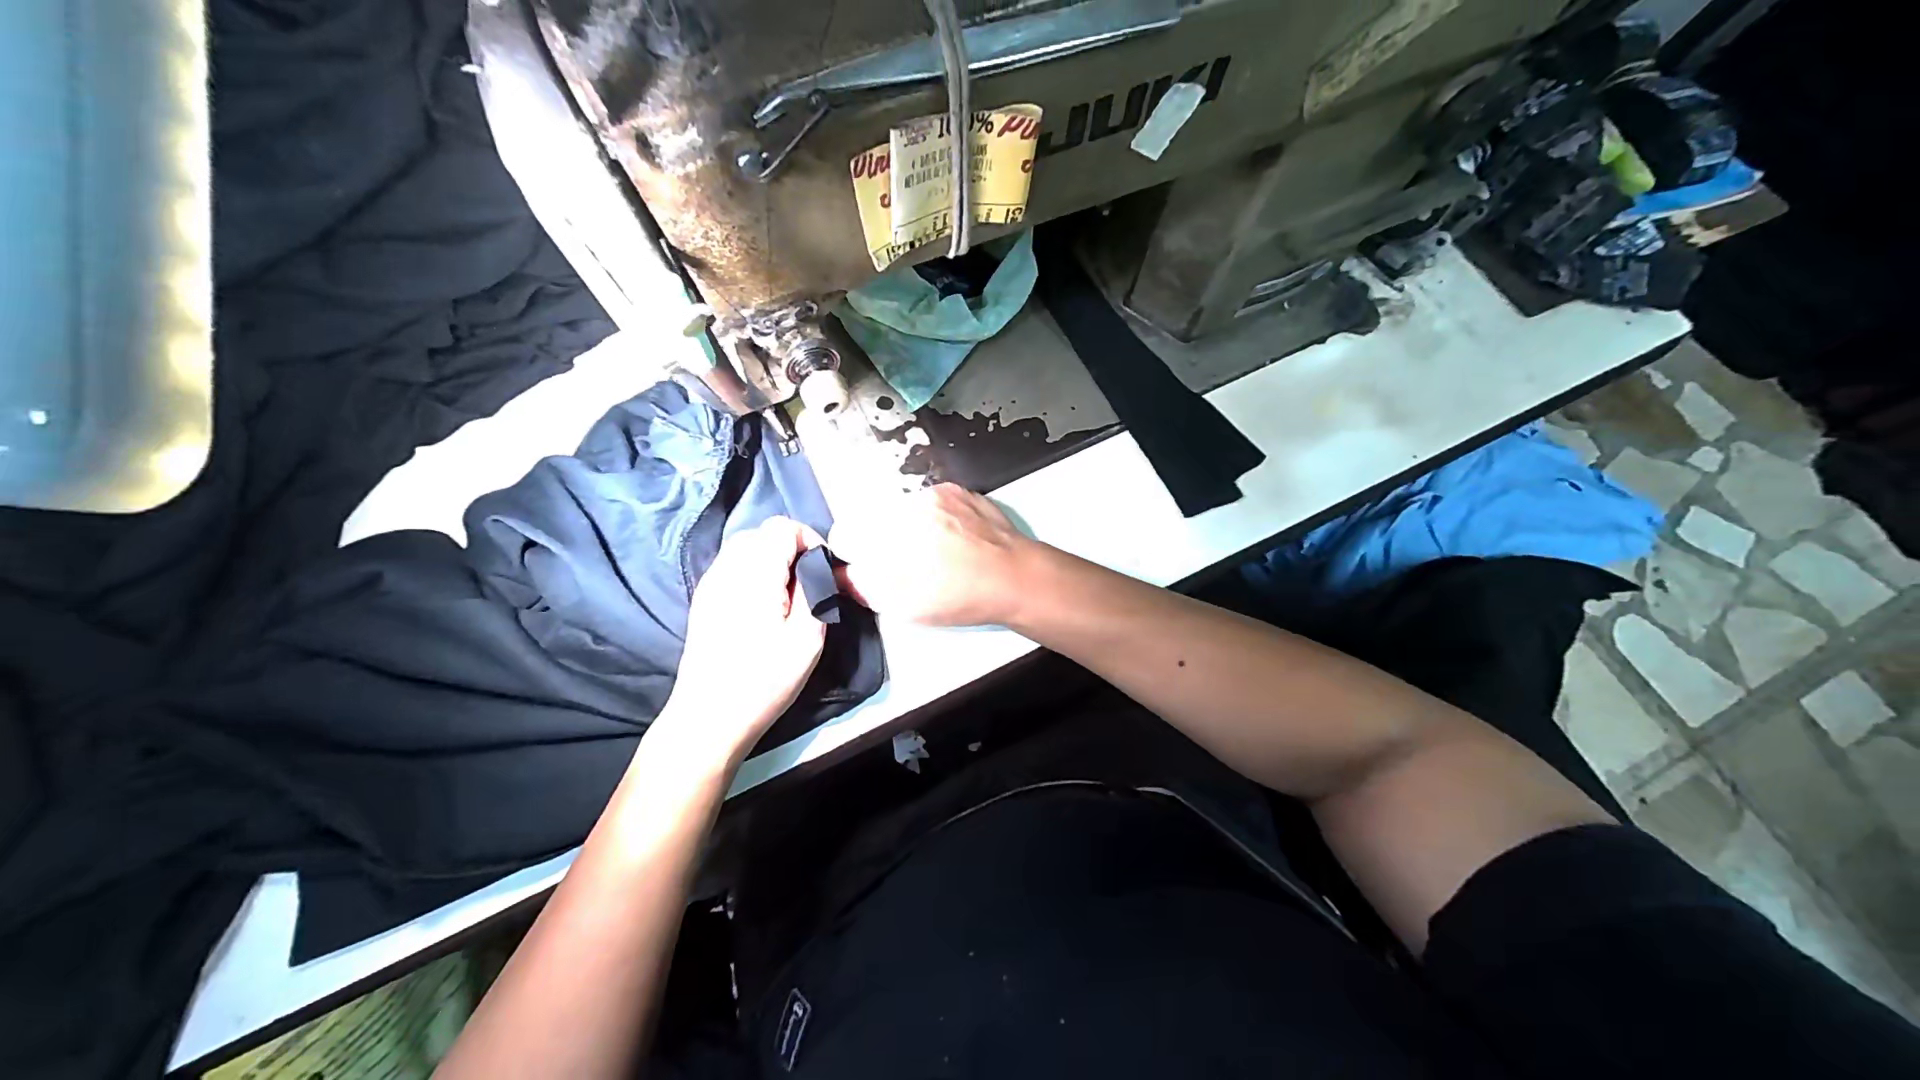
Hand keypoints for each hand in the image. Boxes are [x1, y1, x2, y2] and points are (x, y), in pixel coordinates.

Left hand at [655, 517, 827, 767]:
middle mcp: (727, 570)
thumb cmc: (763, 679)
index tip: (824, 570)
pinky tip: (764, 606)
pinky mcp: (703, 601)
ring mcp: (710, 584)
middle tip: (811, 582)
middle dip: (791, 548)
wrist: (709, 717)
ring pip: (745, 548)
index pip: (783, 527)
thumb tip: (819, 565)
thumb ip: (816, 589)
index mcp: (755, 573)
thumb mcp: (807, 636)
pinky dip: (754, 573)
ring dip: (772, 560)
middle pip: (762, 533)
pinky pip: (732, 568)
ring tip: (790, 596)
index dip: (810, 540)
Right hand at [829, 483, 1042, 627]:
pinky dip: (933, 520)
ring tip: (934, 555)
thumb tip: (846, 574)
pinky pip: (929, 503)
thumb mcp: (908, 606)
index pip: (846, 533)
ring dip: (909, 529)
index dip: (853, 553)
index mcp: (890, 534)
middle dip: (884, 542)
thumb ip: (866, 586)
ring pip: (902, 510)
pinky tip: (950, 542)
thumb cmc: (966, 594)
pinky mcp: (955, 490)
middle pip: (875, 519)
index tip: (865, 565)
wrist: (1015, 577)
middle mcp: (909, 506)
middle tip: (909, 566)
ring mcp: (934, 494)